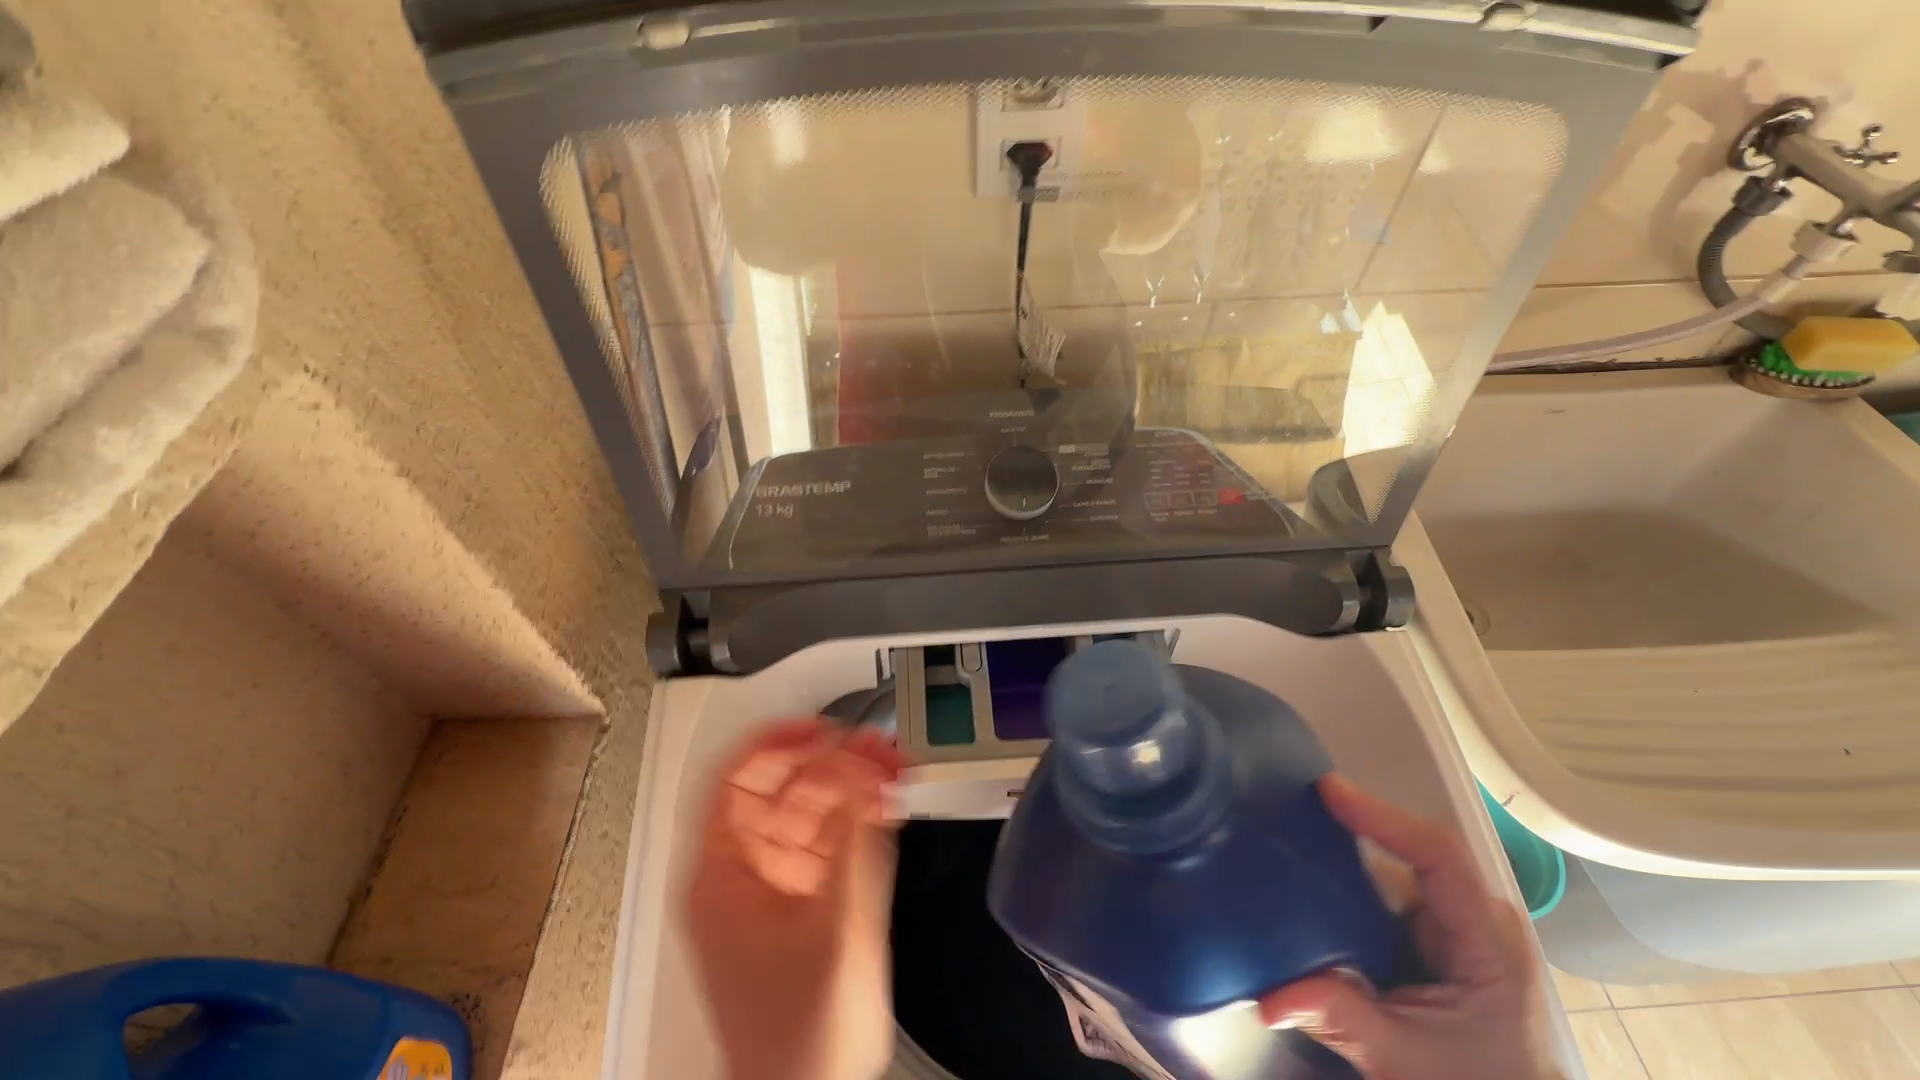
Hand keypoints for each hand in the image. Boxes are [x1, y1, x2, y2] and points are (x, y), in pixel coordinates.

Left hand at [686, 718, 905, 1079]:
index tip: (820, 725)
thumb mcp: (836, 931)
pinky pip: (828, 843)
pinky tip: (884, 803)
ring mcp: (774, 890)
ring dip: (848, 786)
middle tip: (873, 746)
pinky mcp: (805, 905)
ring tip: (888, 765)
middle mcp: (741, 876)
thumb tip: (863, 779)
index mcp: (720, 878)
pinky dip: (856, 819)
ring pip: (807, 813)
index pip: (734, 780)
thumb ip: (854, 847)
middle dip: (828, 761)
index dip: (775, 742)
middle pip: (778, 792)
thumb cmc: (797, 1043)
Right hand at [1258, 775, 1553, 1079]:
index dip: (1386, 818)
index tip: (1330, 791)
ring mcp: (1454, 922)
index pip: (1441, 857)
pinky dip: (1346, 881)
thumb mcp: (1402, 1060)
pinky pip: (1386, 891)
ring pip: (1393, 868)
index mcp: (1486, 942)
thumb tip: (1267, 1000)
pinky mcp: (1432, 932)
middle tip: (1289, 808)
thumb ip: (1341, 1020)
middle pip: (1409, 852)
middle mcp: (1475, 917)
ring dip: (1344, 853)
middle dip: (1350, 827)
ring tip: (1286, 831)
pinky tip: (1306, 874)